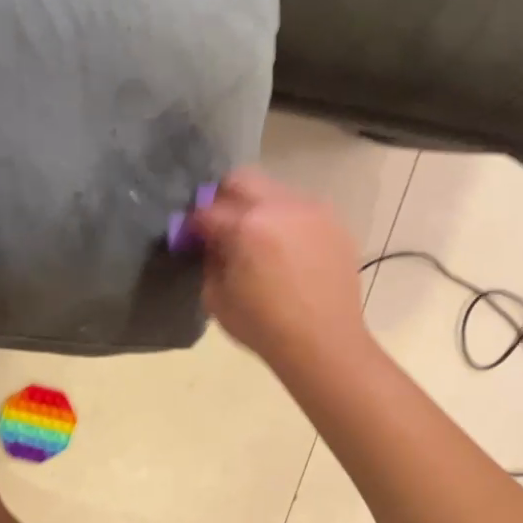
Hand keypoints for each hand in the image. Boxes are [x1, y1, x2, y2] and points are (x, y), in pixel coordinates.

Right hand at [191, 169, 372, 365]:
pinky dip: (283, 220)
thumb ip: (209, 258)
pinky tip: (281, 249)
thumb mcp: (216, 295)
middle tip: (218, 227)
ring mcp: (312, 211)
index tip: (189, 239)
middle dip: (222, 199)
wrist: (323, 342)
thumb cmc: (262, 325)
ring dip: (255, 207)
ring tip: (253, 239)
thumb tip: (209, 242)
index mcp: (246, 225)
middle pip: (240, 180)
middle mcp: (280, 206)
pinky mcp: (333, 222)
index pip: (205, 210)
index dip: (191, 225)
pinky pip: (298, 208)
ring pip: (272, 190)